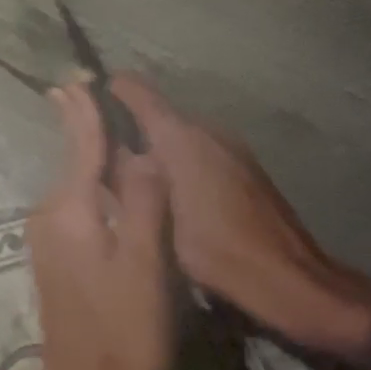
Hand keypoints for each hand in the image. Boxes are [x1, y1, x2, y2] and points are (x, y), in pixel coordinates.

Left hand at [10, 82, 174, 369]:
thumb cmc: (124, 329)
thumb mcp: (146, 264)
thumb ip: (144, 203)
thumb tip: (140, 149)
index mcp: (69, 209)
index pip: (81, 147)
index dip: (84, 111)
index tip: (76, 76)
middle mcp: (49, 216)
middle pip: (75, 162)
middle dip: (83, 126)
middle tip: (86, 88)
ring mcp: (49, 241)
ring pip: (77, 185)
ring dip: (89, 156)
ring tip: (100, 122)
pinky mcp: (59, 261)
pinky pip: (79, 207)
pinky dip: (93, 186)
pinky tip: (107, 183)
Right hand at [110, 74, 370, 359]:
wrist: (290, 280)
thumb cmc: (217, 250)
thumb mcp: (156, 217)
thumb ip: (127, 179)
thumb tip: (103, 149)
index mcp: (181, 137)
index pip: (137, 91)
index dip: (108, 88)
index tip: (79, 95)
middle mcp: (206, 131)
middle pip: (157, 113)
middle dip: (126, 123)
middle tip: (96, 147)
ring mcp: (230, 147)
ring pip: (178, 134)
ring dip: (152, 144)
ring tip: (125, 171)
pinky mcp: (244, 167)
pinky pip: (197, 150)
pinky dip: (175, 159)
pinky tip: (163, 189)